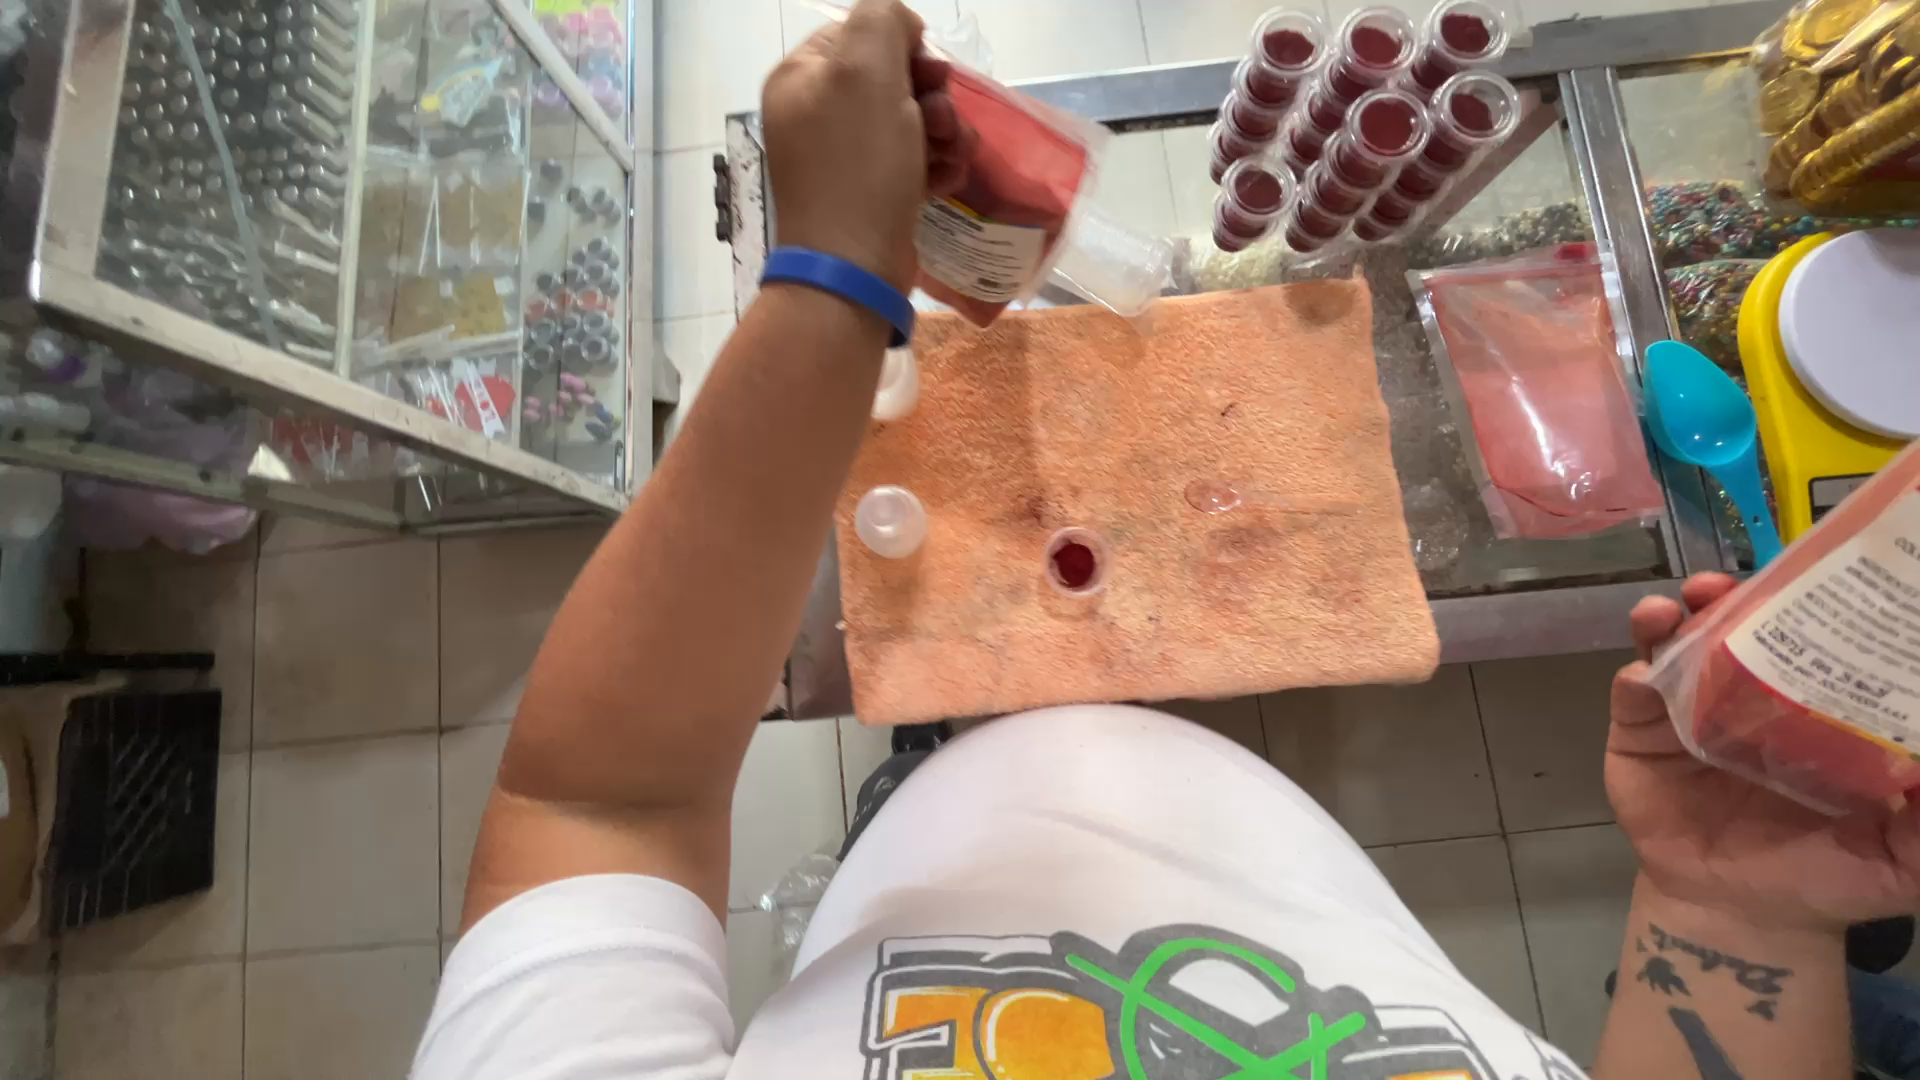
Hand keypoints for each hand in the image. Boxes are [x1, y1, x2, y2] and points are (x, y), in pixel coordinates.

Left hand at [761, 0, 972, 291]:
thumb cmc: (859, 168)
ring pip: (906, 126)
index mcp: (802, 78)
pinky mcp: (867, 200)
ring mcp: (841, 163)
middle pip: (889, 83)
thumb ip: (882, 20)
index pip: (861, 36)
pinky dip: (933, 168)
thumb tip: (902, 30)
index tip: (934, 78)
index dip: (906, 50)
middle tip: (947, 123)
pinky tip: (949, 178)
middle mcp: (815, 117)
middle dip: (932, 98)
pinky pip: (907, 167)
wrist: (855, 270)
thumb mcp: (867, 68)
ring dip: (942, 134)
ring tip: (956, 154)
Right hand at [1609, 573, 1919, 930]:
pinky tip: (1640, 672)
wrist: (1735, 905)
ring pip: (1668, 652)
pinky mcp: (1636, 731)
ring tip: (1663, 609)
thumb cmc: (1829, 875)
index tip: (1800, 582)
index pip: (1800, 648)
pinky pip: (1630, 694)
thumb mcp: (1907, 853)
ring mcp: (1681, 713)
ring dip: (1662, 624)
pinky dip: (1633, 676)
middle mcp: (1741, 700)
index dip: (1797, 612)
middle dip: (1719, 602)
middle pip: (1724, 635)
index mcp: (1806, 713)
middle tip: (1717, 585)